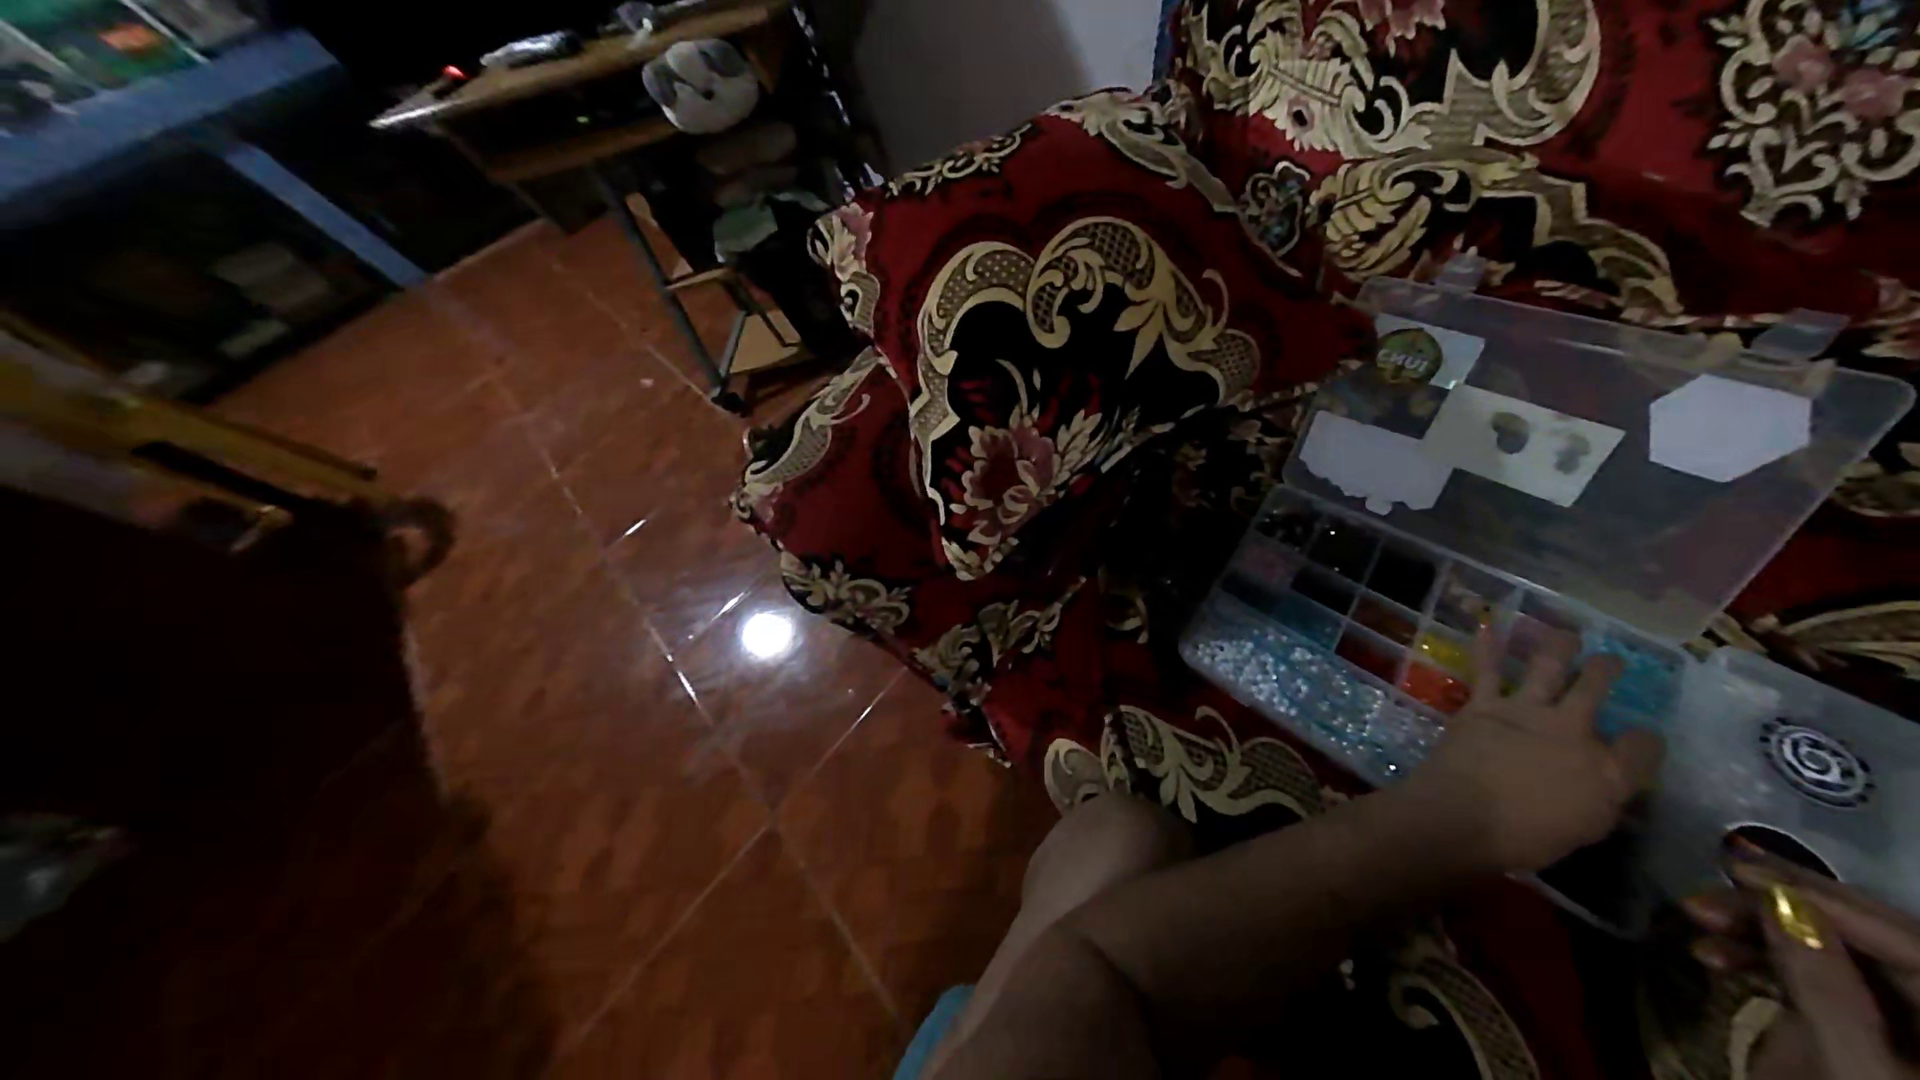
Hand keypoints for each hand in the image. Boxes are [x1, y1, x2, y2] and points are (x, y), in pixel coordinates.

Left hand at [1399, 627, 1663, 872]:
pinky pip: (1486, 669)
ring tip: (1566, 633)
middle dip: (1605, 671)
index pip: (1645, 746)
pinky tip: (1486, 625)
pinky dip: (1486, 647)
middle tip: (1610, 660)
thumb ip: (1597, 800)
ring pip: (1549, 668)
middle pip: (1597, 691)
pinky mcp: (1484, 705)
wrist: (1463, 815)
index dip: (1646, 738)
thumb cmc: (1524, 837)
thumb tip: (1601, 788)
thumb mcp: (1582, 830)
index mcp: (1609, 773)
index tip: (1644, 735)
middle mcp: (1575, 733)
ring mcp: (1527, 712)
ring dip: (1558, 647)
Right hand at [1685, 843, 1919, 1079]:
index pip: (1910, 943)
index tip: (1743, 866)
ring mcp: (1903, 1015)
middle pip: (1867, 939)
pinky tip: (1712, 954)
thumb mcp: (1847, 1064)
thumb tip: (1778, 902)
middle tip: (1715, 877)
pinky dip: (1758, 954)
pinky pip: (1813, 970)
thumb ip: (1825, 988)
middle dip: (1782, 904)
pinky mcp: (1862, 1019)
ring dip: (1757, 925)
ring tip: (1696, 916)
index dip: (1830, 901)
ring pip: (1832, 947)